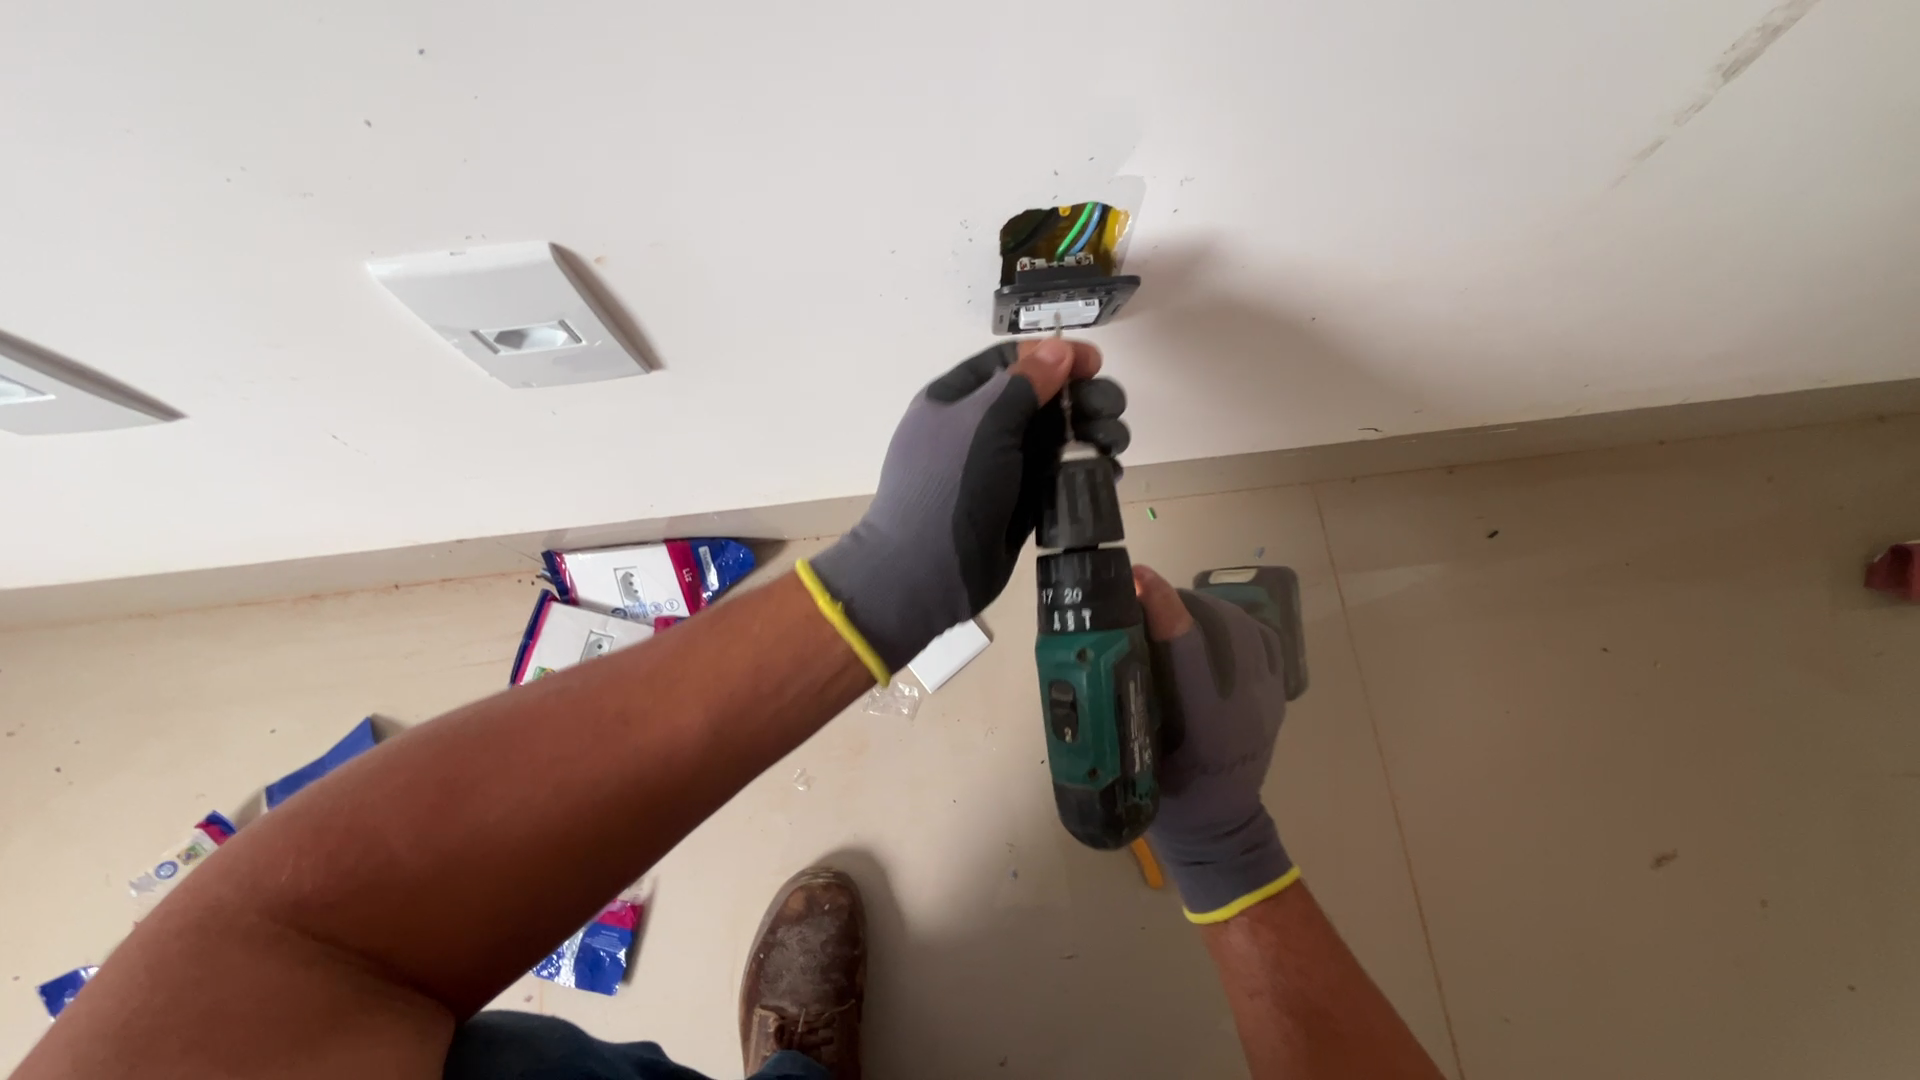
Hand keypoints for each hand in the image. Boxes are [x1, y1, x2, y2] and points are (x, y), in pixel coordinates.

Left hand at [808, 340, 1126, 670]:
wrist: (926, 570)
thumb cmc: (949, 486)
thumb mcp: (983, 423)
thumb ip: (1024, 384)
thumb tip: (1061, 350)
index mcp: (958, 400)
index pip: (1011, 362)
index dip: (1054, 357)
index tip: (1094, 363)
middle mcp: (981, 429)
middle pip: (1041, 398)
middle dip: (1082, 398)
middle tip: (1112, 410)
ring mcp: (1001, 468)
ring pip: (1055, 438)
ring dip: (1091, 433)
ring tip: (1115, 442)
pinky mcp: (1021, 503)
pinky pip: (1058, 476)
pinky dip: (1085, 469)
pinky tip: (1109, 470)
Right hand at [1135, 566, 1296, 921]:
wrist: (1223, 829)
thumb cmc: (1171, 801)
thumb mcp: (1136, 758)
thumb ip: (1125, 708)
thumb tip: (1100, 651)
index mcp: (1210, 727)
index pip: (1190, 649)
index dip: (1164, 607)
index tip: (1138, 579)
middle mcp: (1248, 706)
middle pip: (1223, 625)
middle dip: (1182, 600)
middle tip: (1146, 596)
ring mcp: (1269, 698)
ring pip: (1245, 626)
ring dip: (1207, 607)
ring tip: (1175, 608)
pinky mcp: (1278, 694)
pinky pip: (1263, 638)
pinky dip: (1235, 622)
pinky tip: (1209, 627)